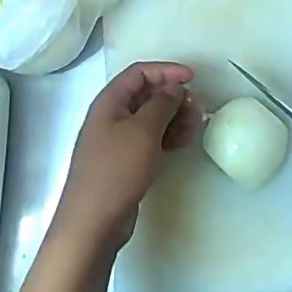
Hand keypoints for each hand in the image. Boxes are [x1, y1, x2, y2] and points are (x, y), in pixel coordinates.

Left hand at [51, 62, 200, 253]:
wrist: (94, 221)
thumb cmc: (117, 169)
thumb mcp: (143, 131)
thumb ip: (161, 104)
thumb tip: (173, 87)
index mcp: (110, 101)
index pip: (139, 72)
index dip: (166, 70)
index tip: (192, 78)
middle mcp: (112, 115)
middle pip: (146, 94)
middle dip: (173, 96)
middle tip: (197, 107)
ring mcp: (118, 139)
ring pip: (151, 118)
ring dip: (174, 117)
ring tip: (195, 126)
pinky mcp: (125, 160)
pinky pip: (150, 138)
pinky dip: (168, 136)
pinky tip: (184, 141)